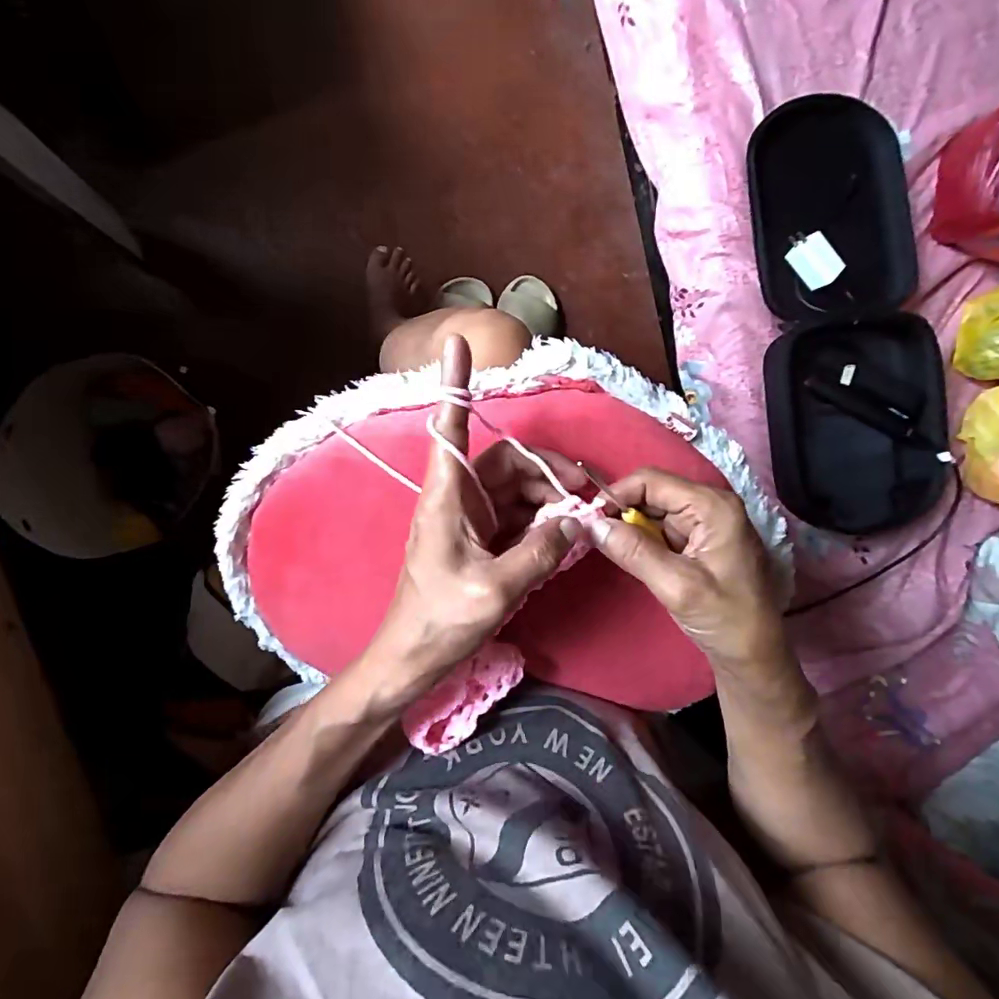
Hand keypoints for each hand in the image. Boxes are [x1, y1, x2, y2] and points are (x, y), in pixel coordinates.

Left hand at [351, 335, 583, 709]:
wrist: (413, 658)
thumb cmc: (441, 620)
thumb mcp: (497, 588)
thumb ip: (541, 552)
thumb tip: (577, 523)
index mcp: (447, 496)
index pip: (449, 426)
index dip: (455, 383)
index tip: (459, 341)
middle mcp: (458, 498)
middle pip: (507, 460)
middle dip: (547, 469)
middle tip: (585, 495)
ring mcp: (469, 519)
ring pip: (517, 488)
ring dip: (549, 498)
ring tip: (580, 520)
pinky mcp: (480, 540)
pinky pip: (517, 515)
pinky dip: (541, 520)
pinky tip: (564, 537)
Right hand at [586, 469, 788, 674]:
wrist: (754, 654)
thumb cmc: (725, 618)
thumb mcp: (676, 586)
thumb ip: (634, 552)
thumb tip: (592, 525)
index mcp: (712, 506)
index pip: (652, 481)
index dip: (616, 494)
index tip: (590, 519)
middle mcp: (710, 505)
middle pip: (652, 492)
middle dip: (621, 511)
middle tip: (594, 536)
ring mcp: (706, 523)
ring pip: (653, 511)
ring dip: (630, 526)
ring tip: (608, 547)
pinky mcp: (699, 541)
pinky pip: (662, 529)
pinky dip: (642, 539)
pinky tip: (629, 555)